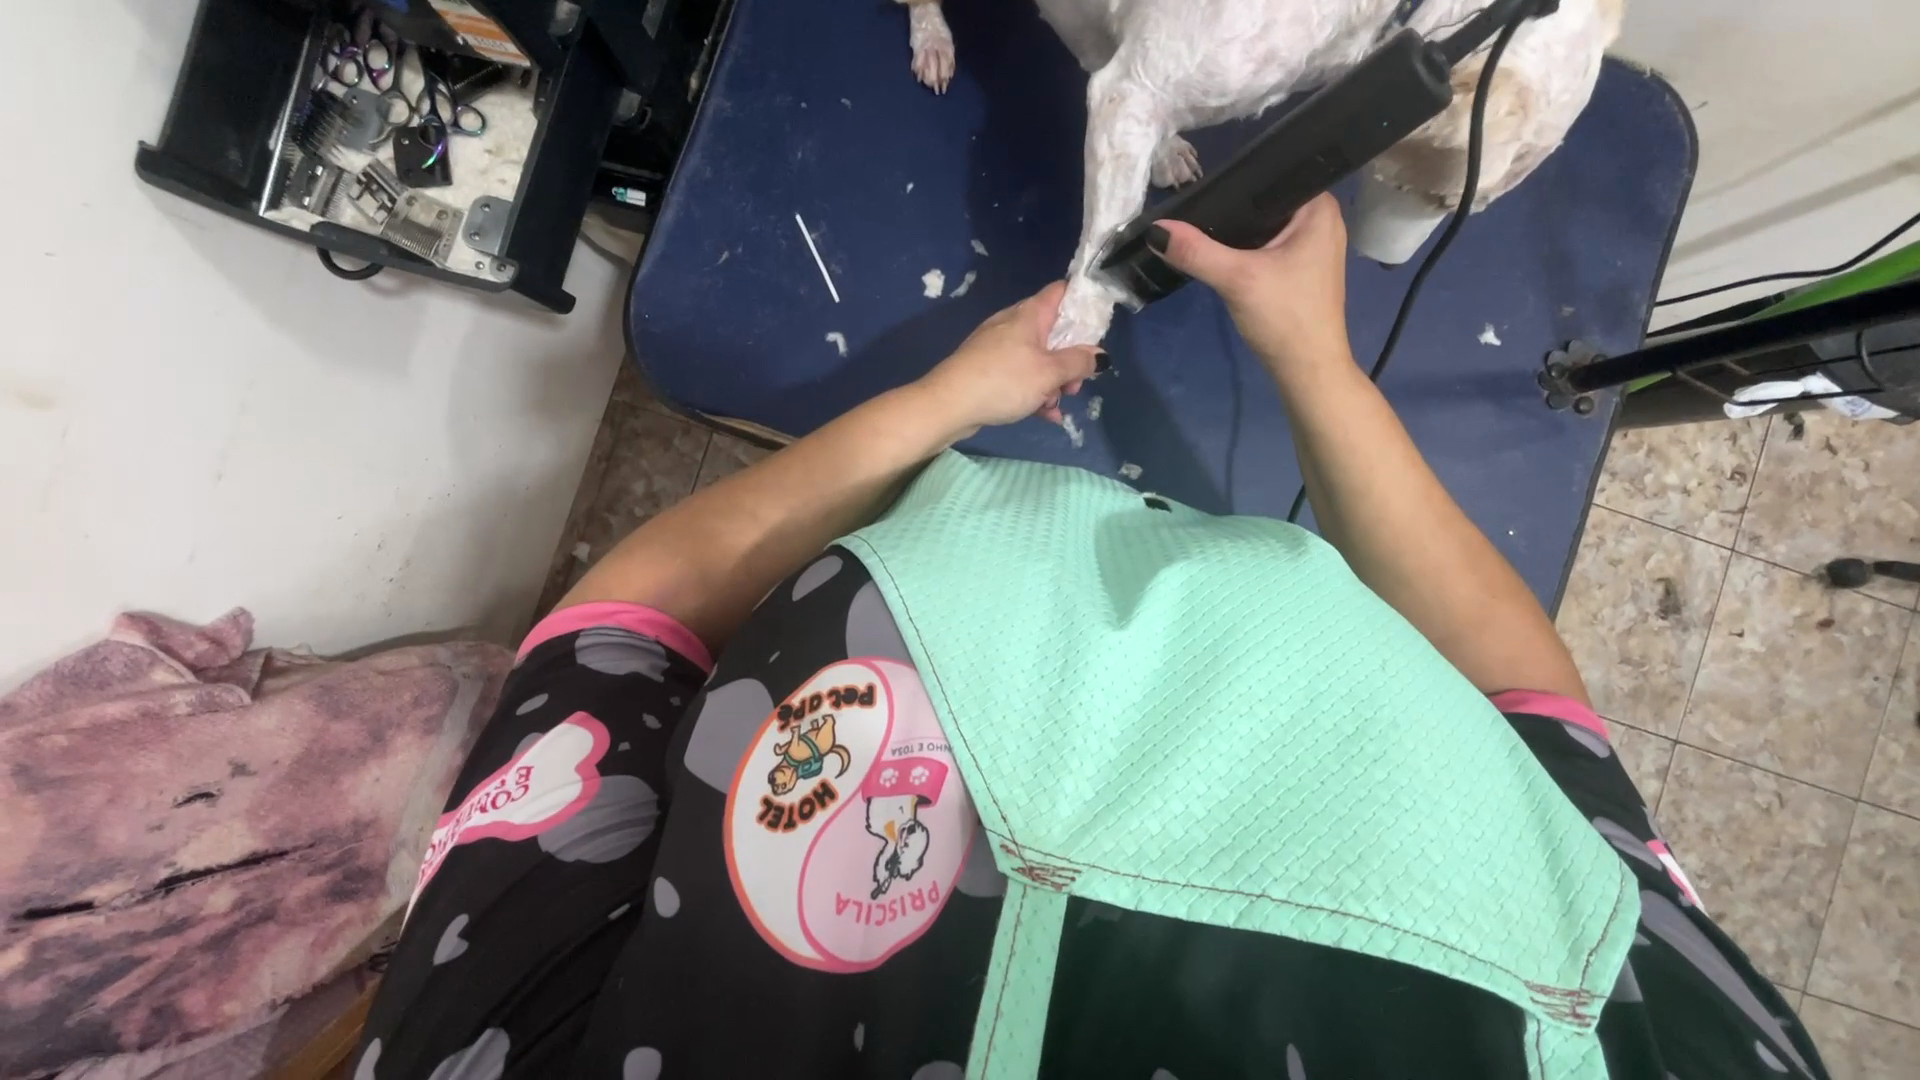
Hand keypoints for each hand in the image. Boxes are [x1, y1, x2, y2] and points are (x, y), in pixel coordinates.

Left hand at [914, 282, 1103, 432]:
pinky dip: (1035, 392)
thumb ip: (1078, 363)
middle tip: (1076, 385)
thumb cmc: (1003, 381)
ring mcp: (999, 348)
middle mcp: (1014, 325)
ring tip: (1057, 404)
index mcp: (1030, 314)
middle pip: (1054, 333)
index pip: (1062, 292)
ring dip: (1053, 382)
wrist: (949, 404)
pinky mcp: (988, 371)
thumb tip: (1100, 356)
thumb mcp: (1049, 373)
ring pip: (1038, 359)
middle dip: (1071, 359)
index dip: (1084, 303)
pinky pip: (1021, 377)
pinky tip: (1046, 415)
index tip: (1100, 326)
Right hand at [1151, 193, 1353, 379]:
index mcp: (1318, 207)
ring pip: (1261, 227)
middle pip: (1262, 203)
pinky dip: (1242, 251)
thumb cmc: (1285, 317)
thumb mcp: (1236, 279)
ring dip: (1233, 232)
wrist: (1307, 369)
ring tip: (1197, 227)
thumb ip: (1196, 252)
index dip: (1235, 181)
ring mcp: (1310, 246)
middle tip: (1190, 209)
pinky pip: (1263, 247)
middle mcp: (1319, 219)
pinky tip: (1219, 254)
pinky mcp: (1297, 269)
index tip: (1198, 188)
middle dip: (1229, 209)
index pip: (1272, 177)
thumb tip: (1155, 230)